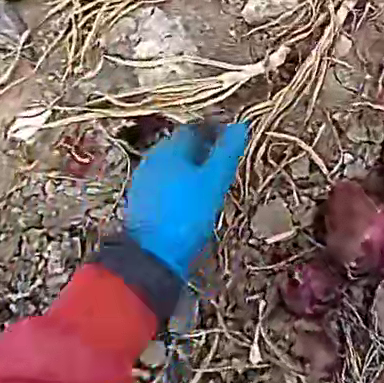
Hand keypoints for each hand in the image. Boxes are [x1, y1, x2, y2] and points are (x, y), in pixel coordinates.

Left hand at [125, 122, 250, 278]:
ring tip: (214, 179)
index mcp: (168, 150)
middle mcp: (152, 161)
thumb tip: (241, 126)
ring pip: (174, 166)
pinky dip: (183, 184)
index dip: (215, 130)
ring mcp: (144, 183)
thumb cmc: (186, 213)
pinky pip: (167, 184)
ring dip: (193, 168)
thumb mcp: (213, 181)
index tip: (233, 138)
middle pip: (181, 147)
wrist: (151, 257)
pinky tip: (194, 198)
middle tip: (226, 159)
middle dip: (204, 149)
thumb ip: (227, 152)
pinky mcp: (142, 204)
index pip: (193, 129)